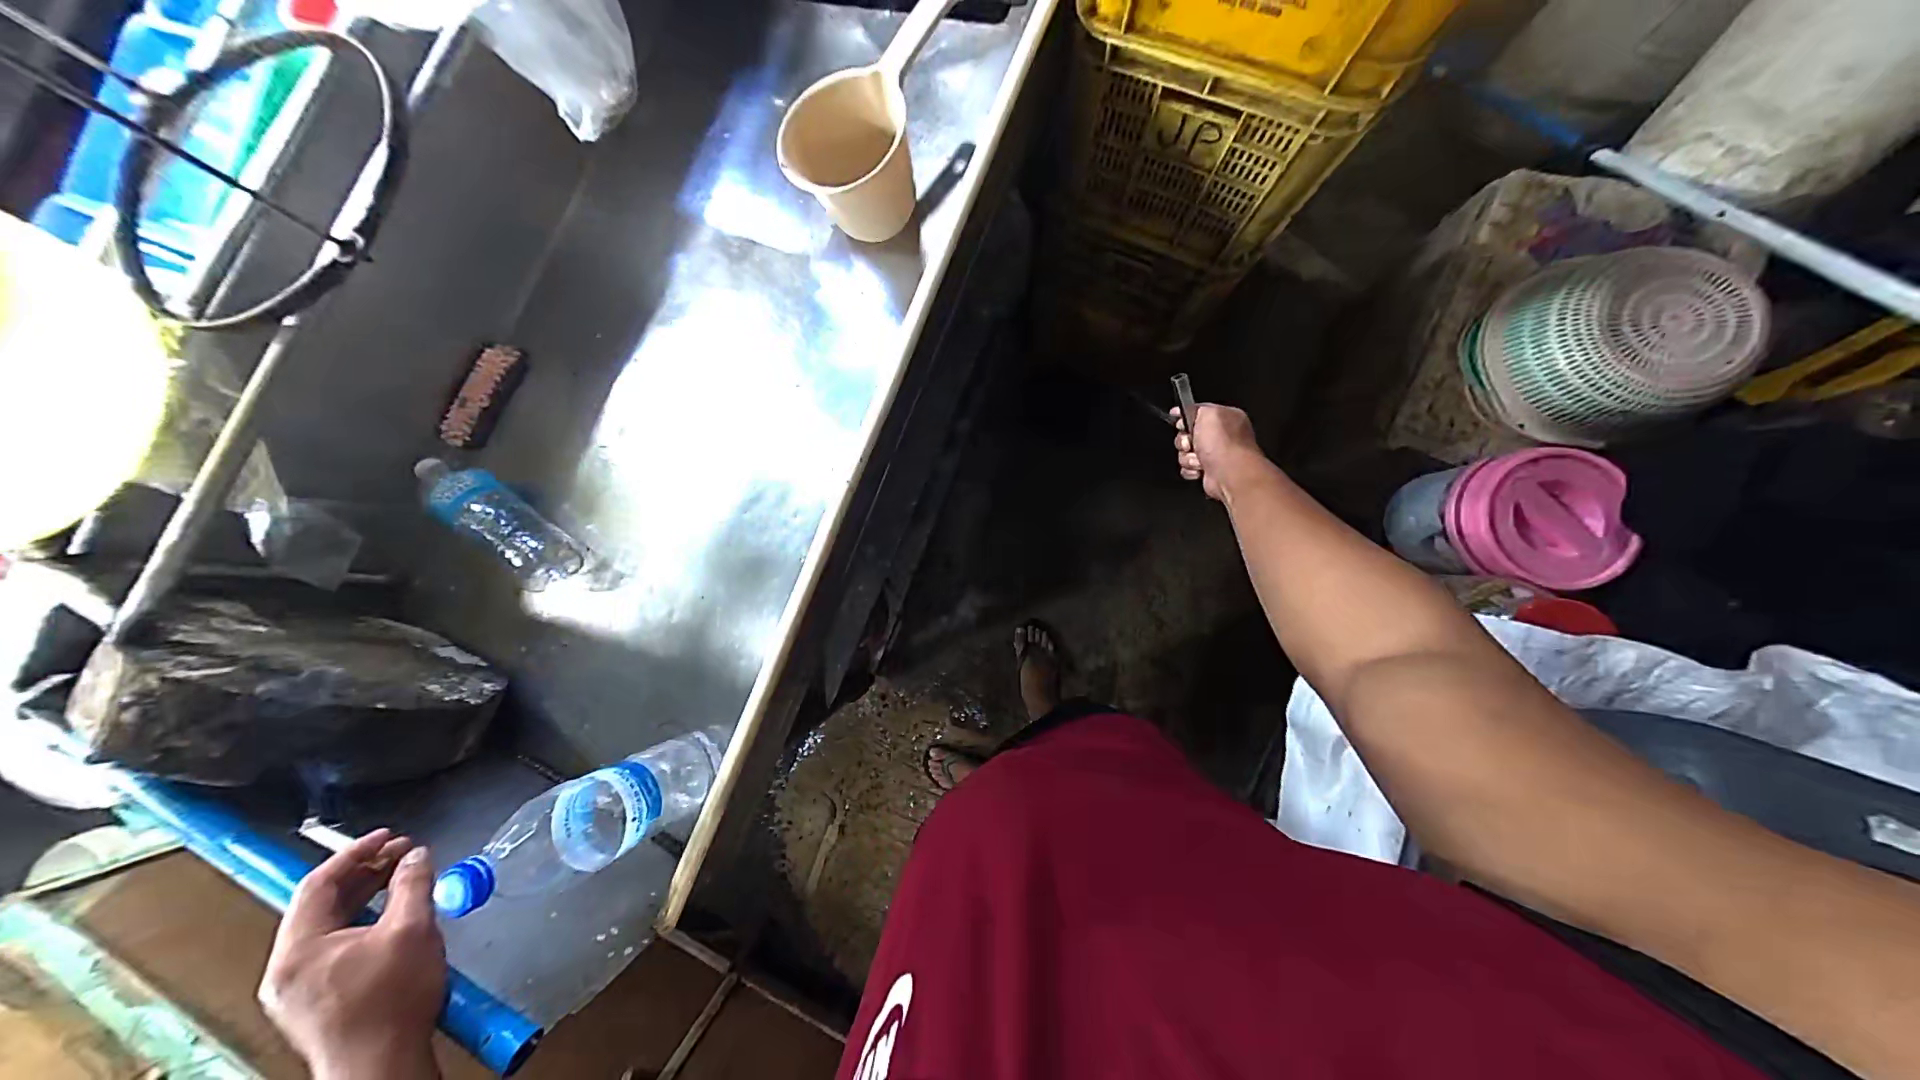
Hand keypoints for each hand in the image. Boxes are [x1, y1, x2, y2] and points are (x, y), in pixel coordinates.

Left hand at [259, 829, 444, 1079]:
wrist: (380, 1065)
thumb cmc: (392, 997)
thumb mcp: (412, 928)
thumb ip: (413, 884)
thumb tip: (415, 855)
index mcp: (297, 949)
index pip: (318, 883)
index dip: (355, 852)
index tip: (388, 835)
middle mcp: (286, 968)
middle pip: (321, 905)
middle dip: (365, 873)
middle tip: (403, 852)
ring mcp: (296, 989)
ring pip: (329, 926)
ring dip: (366, 896)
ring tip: (403, 877)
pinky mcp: (315, 1001)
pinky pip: (334, 946)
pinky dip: (363, 921)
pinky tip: (393, 916)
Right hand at [1172, 403, 1265, 502]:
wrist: (1229, 473)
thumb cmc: (1224, 445)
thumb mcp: (1208, 413)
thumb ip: (1195, 408)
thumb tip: (1184, 410)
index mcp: (1226, 418)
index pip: (1199, 413)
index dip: (1186, 419)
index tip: (1182, 424)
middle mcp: (1223, 436)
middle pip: (1189, 434)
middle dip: (1184, 440)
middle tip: (1191, 444)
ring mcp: (1217, 454)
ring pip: (1187, 453)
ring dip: (1188, 457)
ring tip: (1199, 459)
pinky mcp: (1210, 471)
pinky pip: (1189, 467)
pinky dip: (1191, 469)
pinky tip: (1200, 468)